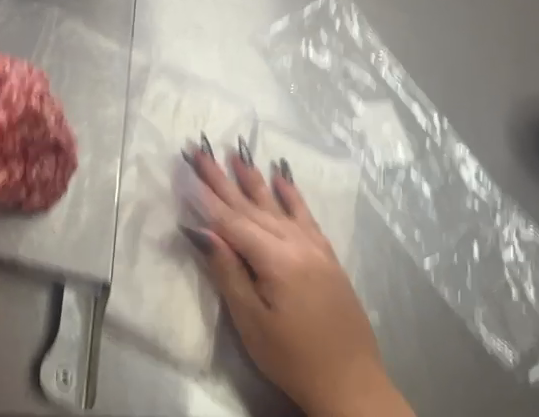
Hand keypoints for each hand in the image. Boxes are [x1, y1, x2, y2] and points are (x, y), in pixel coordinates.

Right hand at [181, 138, 411, 416]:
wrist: (352, 387)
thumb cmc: (292, 358)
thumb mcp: (251, 321)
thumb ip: (227, 271)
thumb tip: (201, 230)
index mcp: (276, 260)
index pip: (231, 220)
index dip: (205, 195)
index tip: (187, 167)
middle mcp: (297, 246)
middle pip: (251, 207)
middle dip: (222, 179)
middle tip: (201, 151)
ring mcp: (316, 250)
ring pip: (277, 207)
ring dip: (254, 180)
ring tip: (236, 155)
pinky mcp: (328, 259)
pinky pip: (306, 218)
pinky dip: (292, 196)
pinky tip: (283, 179)